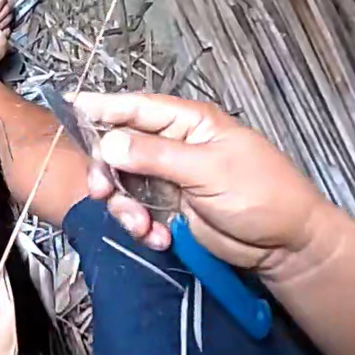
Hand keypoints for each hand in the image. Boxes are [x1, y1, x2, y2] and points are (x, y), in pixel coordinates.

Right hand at [73, 92, 346, 282]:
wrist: (285, 247)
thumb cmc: (260, 194)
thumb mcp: (208, 170)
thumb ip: (155, 156)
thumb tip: (108, 142)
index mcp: (187, 122)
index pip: (137, 108)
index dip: (102, 106)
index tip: (69, 107)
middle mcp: (173, 145)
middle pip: (120, 147)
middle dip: (107, 171)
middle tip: (102, 192)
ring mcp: (168, 178)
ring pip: (123, 183)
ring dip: (125, 207)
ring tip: (142, 226)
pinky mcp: (168, 208)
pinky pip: (137, 211)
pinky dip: (140, 226)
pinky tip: (158, 238)